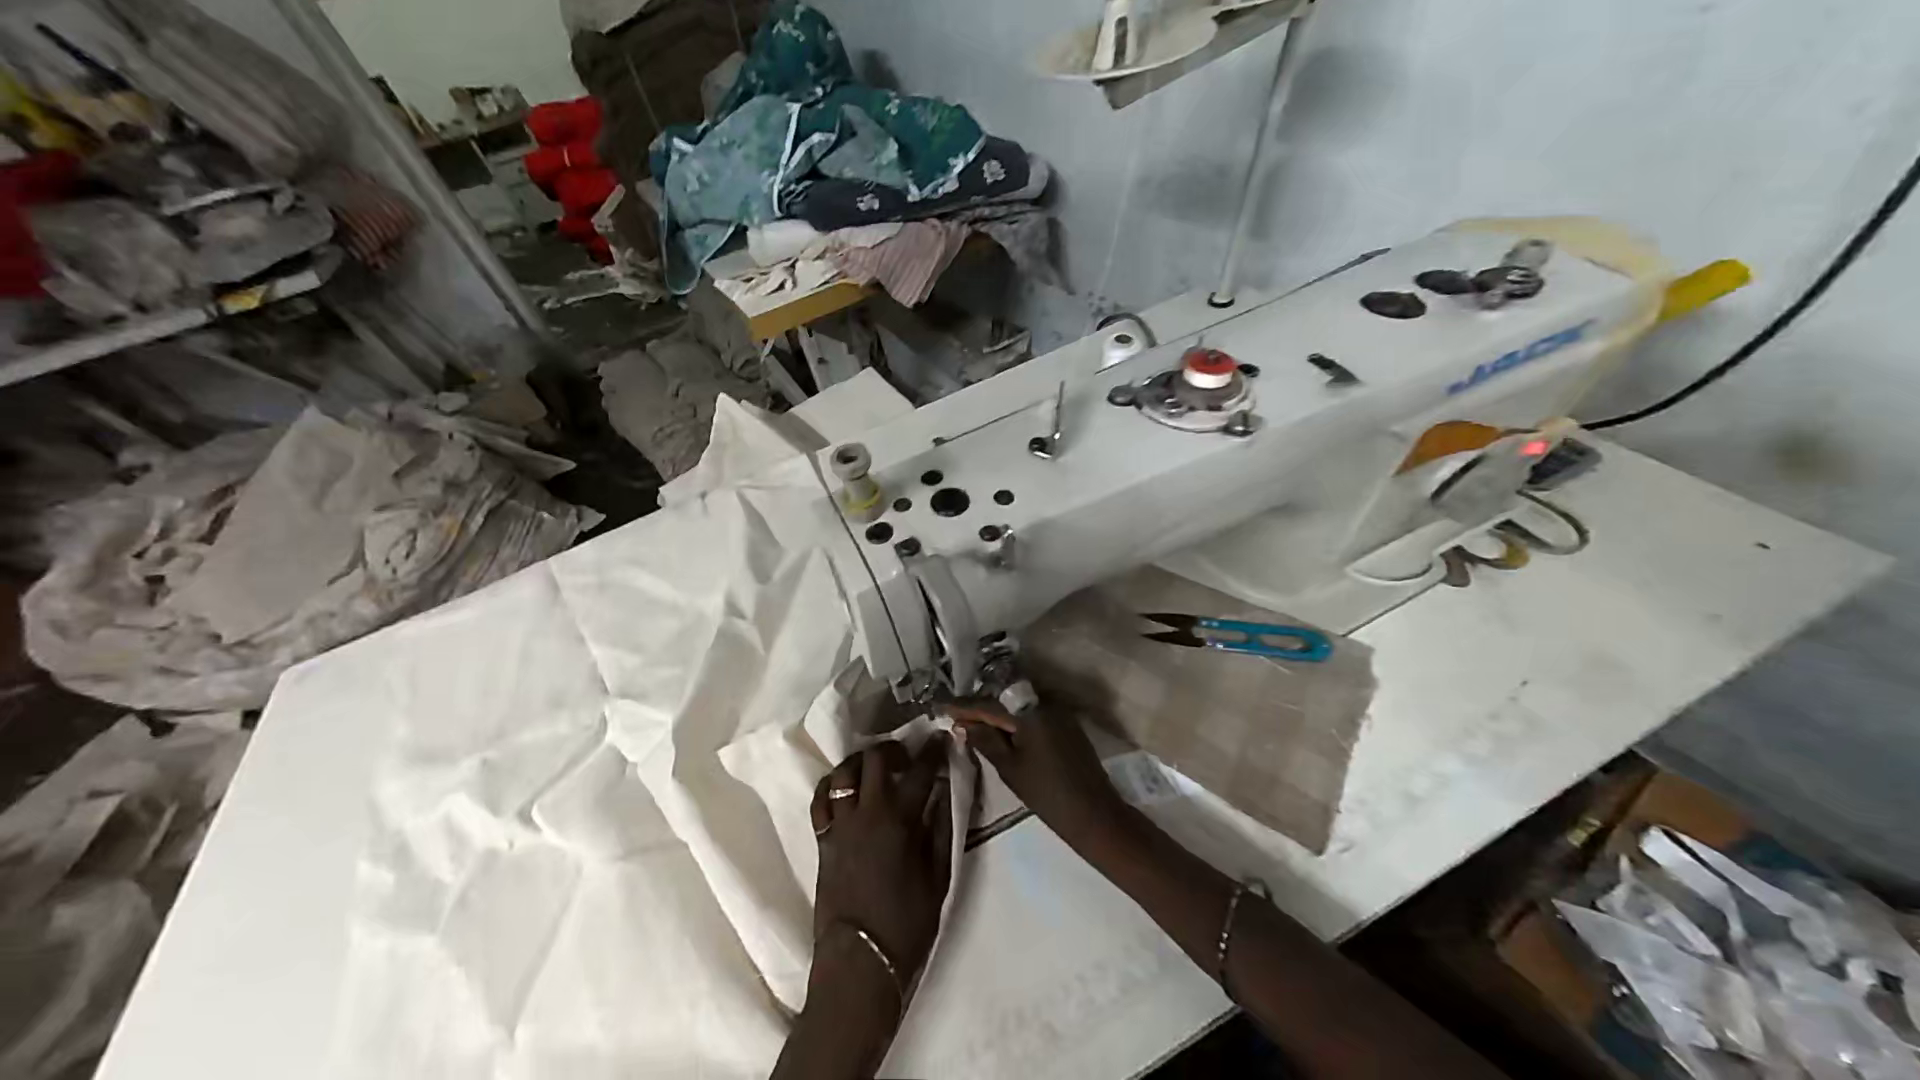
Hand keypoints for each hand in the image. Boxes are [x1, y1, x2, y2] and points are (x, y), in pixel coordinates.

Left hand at [808, 739, 953, 990]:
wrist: (860, 962)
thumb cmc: (907, 924)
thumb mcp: (939, 878)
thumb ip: (941, 829)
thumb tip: (946, 792)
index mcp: (900, 821)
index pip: (920, 772)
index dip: (933, 751)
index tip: (941, 737)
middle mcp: (866, 813)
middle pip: (875, 760)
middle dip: (894, 749)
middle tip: (908, 755)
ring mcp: (839, 825)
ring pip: (843, 773)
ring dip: (861, 762)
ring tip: (875, 768)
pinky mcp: (822, 840)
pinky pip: (820, 800)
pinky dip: (832, 786)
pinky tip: (843, 788)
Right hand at [944, 699, 1127, 846]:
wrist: (1094, 813)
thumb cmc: (1047, 794)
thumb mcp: (1010, 768)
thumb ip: (986, 740)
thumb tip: (965, 723)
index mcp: (1029, 712)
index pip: (988, 704)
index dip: (962, 706)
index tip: (940, 706)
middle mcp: (1045, 703)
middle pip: (1004, 699)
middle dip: (979, 707)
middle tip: (954, 715)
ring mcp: (1058, 712)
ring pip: (1019, 705)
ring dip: (997, 713)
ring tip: (972, 722)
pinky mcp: (1066, 724)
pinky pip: (1033, 714)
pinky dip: (1015, 720)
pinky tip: (1001, 731)